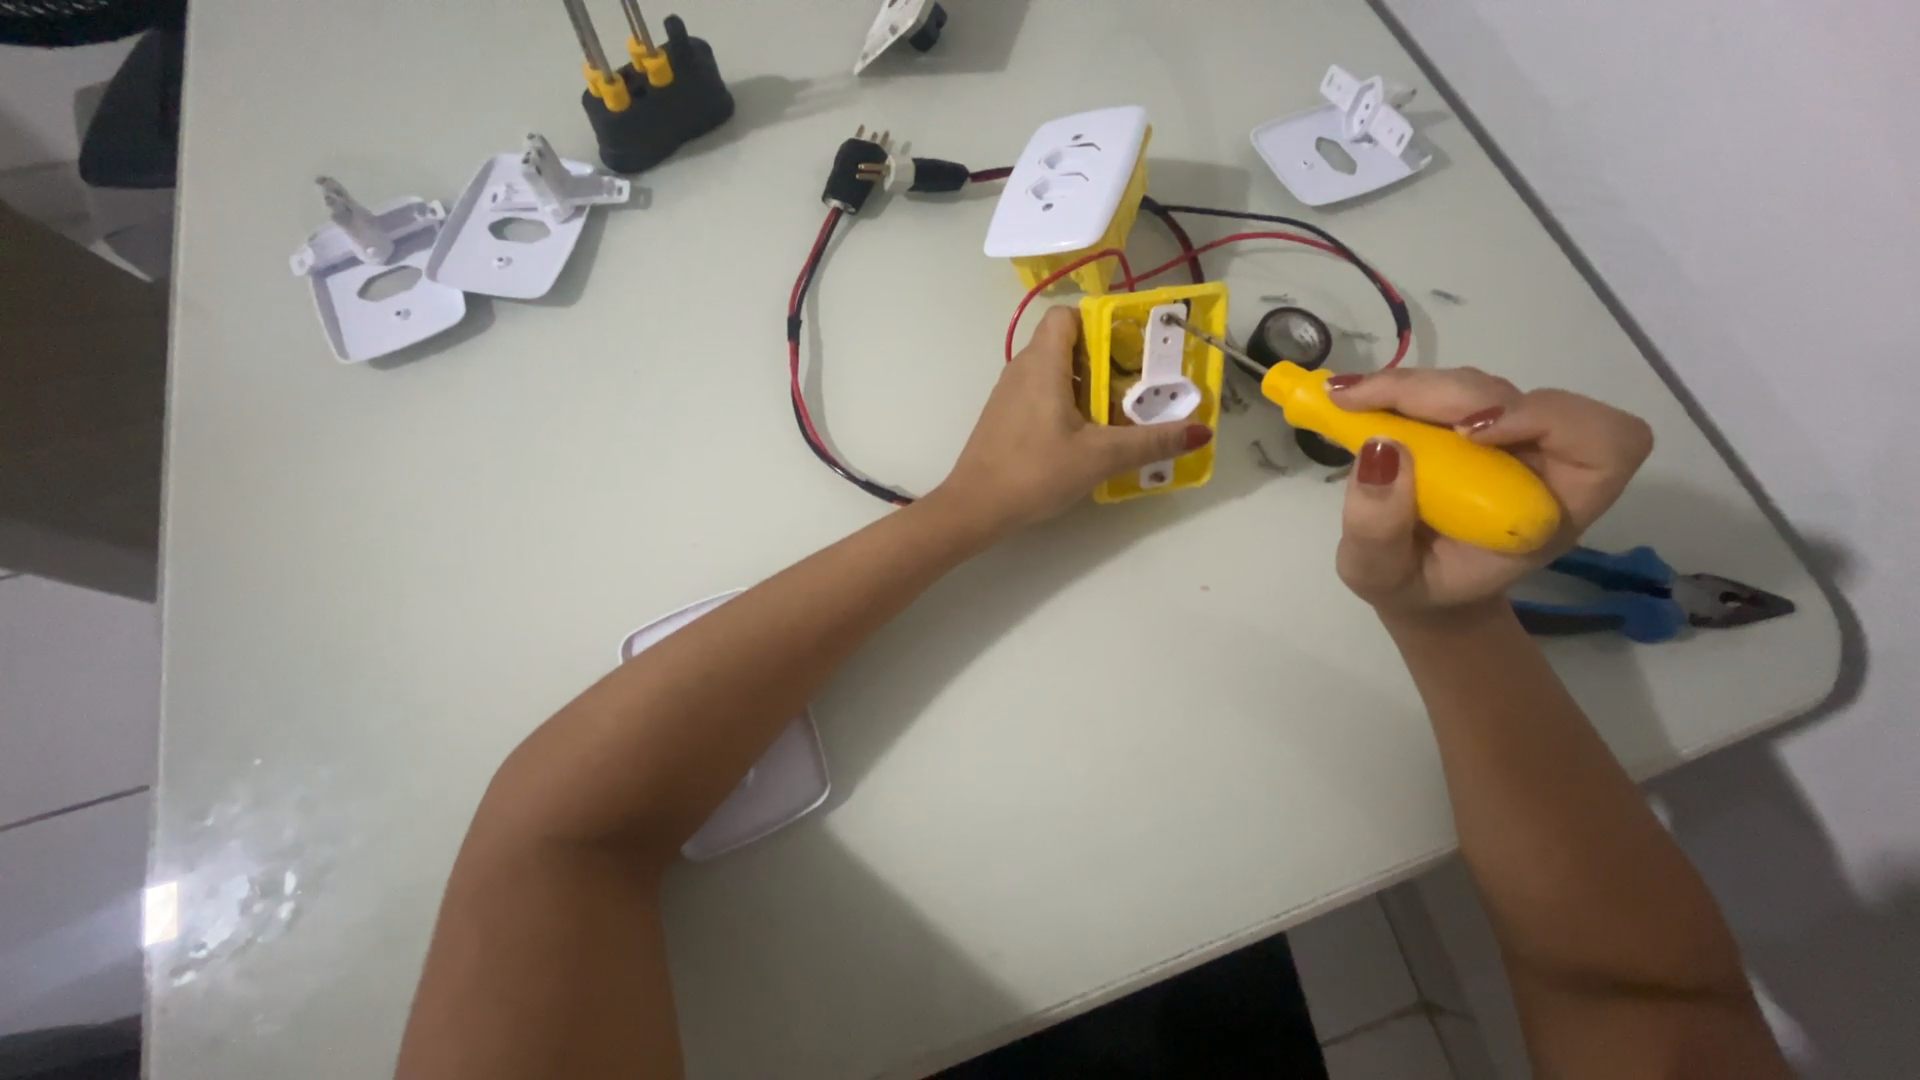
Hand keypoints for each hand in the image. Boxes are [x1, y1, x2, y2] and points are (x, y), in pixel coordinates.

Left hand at [935, 307, 1212, 529]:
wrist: (975, 507)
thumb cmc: (1036, 471)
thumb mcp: (1101, 456)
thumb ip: (1152, 441)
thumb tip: (1202, 431)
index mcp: (1042, 363)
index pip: (1066, 315)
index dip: (1099, 322)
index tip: (1131, 348)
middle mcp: (1021, 368)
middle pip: (1065, 343)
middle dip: (1103, 358)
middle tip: (1137, 385)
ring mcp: (1008, 394)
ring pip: (1052, 372)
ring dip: (1085, 384)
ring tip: (1117, 412)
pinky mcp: (1003, 418)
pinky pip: (1039, 394)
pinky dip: (1065, 403)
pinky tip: (1083, 435)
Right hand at [1328, 368, 1652, 615]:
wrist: (1416, 582)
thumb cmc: (1413, 586)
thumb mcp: (1381, 575)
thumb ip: (1378, 528)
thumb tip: (1380, 448)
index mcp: (1549, 512)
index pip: (1603, 445)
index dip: (1547, 421)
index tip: (1467, 433)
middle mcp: (1544, 465)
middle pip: (1523, 400)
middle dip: (1443, 396)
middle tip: (1361, 401)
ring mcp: (1509, 438)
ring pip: (1480, 388)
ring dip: (1415, 388)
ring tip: (1349, 401)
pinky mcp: (1472, 423)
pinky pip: (1451, 389)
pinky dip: (1404, 388)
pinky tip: (1359, 399)